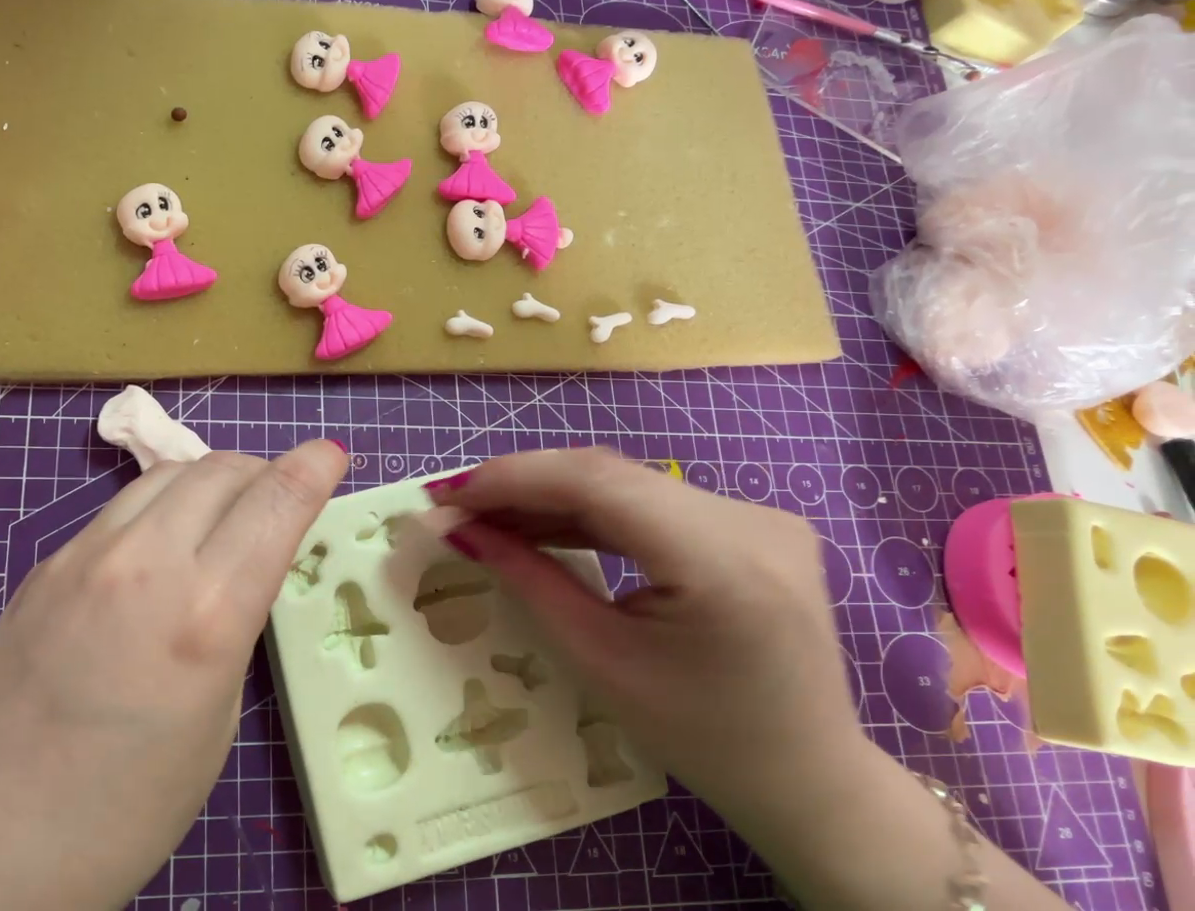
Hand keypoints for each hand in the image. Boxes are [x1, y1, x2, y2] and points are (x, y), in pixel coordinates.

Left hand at [0, 442, 347, 909]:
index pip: (273, 503)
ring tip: (223, 515)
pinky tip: (158, 551)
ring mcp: (83, 556)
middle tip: (278, 497)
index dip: (312, 469)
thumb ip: (231, 628)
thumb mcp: (214, 723)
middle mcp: (144, 563)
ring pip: (164, 476)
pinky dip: (158, 510)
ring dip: (208, 482)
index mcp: (204, 615)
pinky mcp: (44, 564)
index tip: (331, 454)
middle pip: (218, 470)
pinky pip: (118, 511)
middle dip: (261, 471)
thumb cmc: (126, 810)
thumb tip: (239, 573)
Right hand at [421, 447, 862, 819]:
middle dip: (523, 484)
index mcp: (723, 561)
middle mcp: (750, 519)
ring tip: (488, 516)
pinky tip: (545, 523)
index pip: (596, 483)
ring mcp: (759, 515)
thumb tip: (459, 528)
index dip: (512, 479)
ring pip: (626, 482)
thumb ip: (527, 579)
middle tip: (456, 505)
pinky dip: (592, 509)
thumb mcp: (598, 659)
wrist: (806, 777)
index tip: (446, 494)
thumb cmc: (699, 737)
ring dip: (551, 494)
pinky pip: (652, 500)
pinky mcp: (753, 523)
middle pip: (608, 475)